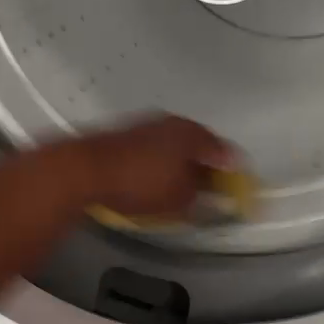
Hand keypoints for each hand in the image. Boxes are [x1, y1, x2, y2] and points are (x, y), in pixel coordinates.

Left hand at [57, 117, 235, 219]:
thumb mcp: (180, 200)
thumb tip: (210, 200)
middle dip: (205, 167)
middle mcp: (173, 123)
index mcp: (193, 134)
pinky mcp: (127, 135)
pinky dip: (161, 163)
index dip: (232, 173)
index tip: (236, 189)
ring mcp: (148, 125)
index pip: (224, 151)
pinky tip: (154, 181)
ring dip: (181, 164)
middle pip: (199, 145)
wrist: (87, 170)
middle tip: (210, 190)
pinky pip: (155, 149)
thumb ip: (202, 198)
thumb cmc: (139, 182)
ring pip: (175, 146)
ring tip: (180, 189)